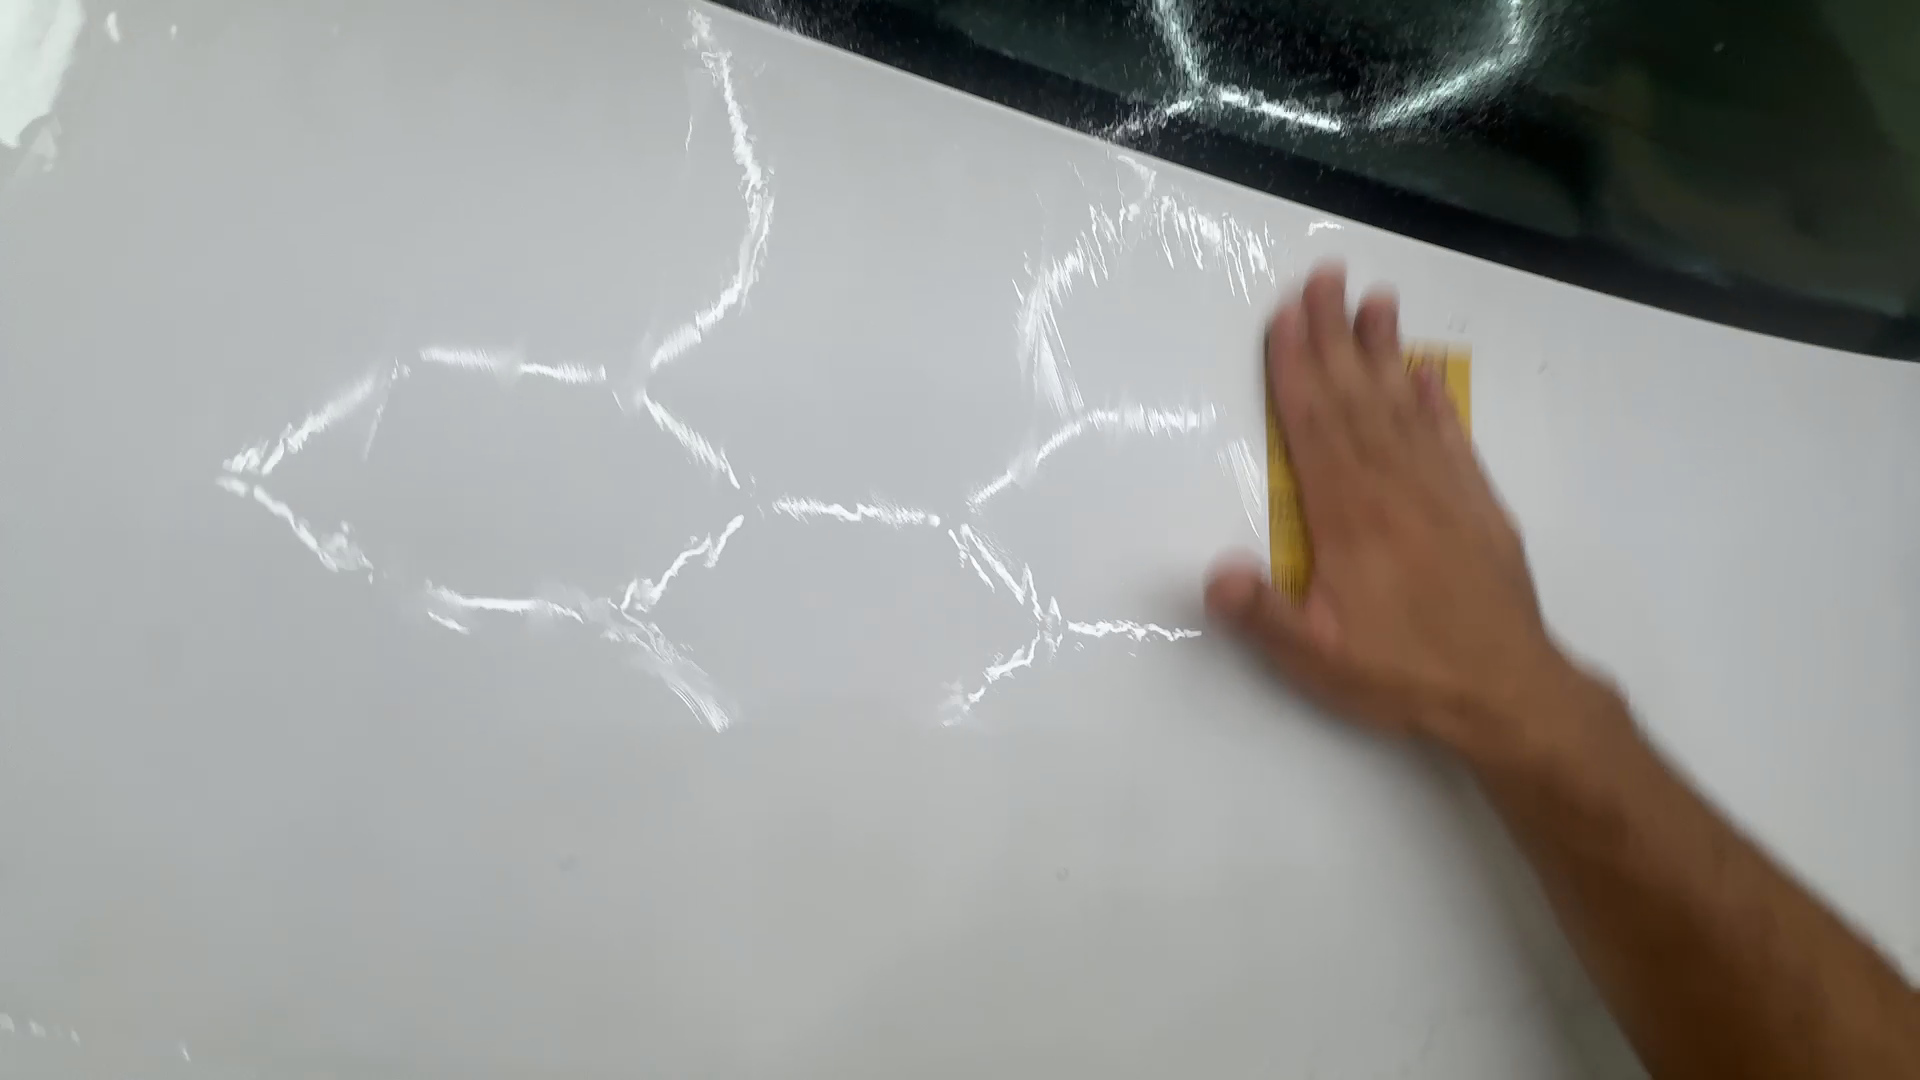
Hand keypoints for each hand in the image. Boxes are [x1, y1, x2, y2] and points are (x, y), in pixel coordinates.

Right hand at [1205, 262, 1576, 759]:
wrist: (1509, 697)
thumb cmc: (1400, 674)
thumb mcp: (1315, 660)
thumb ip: (1262, 615)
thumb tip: (1214, 573)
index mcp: (1349, 519)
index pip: (1314, 428)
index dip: (1296, 369)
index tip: (1286, 317)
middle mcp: (1395, 490)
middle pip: (1356, 400)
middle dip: (1336, 336)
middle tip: (1325, 276)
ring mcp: (1442, 494)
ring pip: (1404, 408)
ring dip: (1385, 352)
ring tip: (1377, 299)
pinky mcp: (1477, 508)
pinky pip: (1452, 440)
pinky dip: (1437, 401)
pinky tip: (1426, 374)